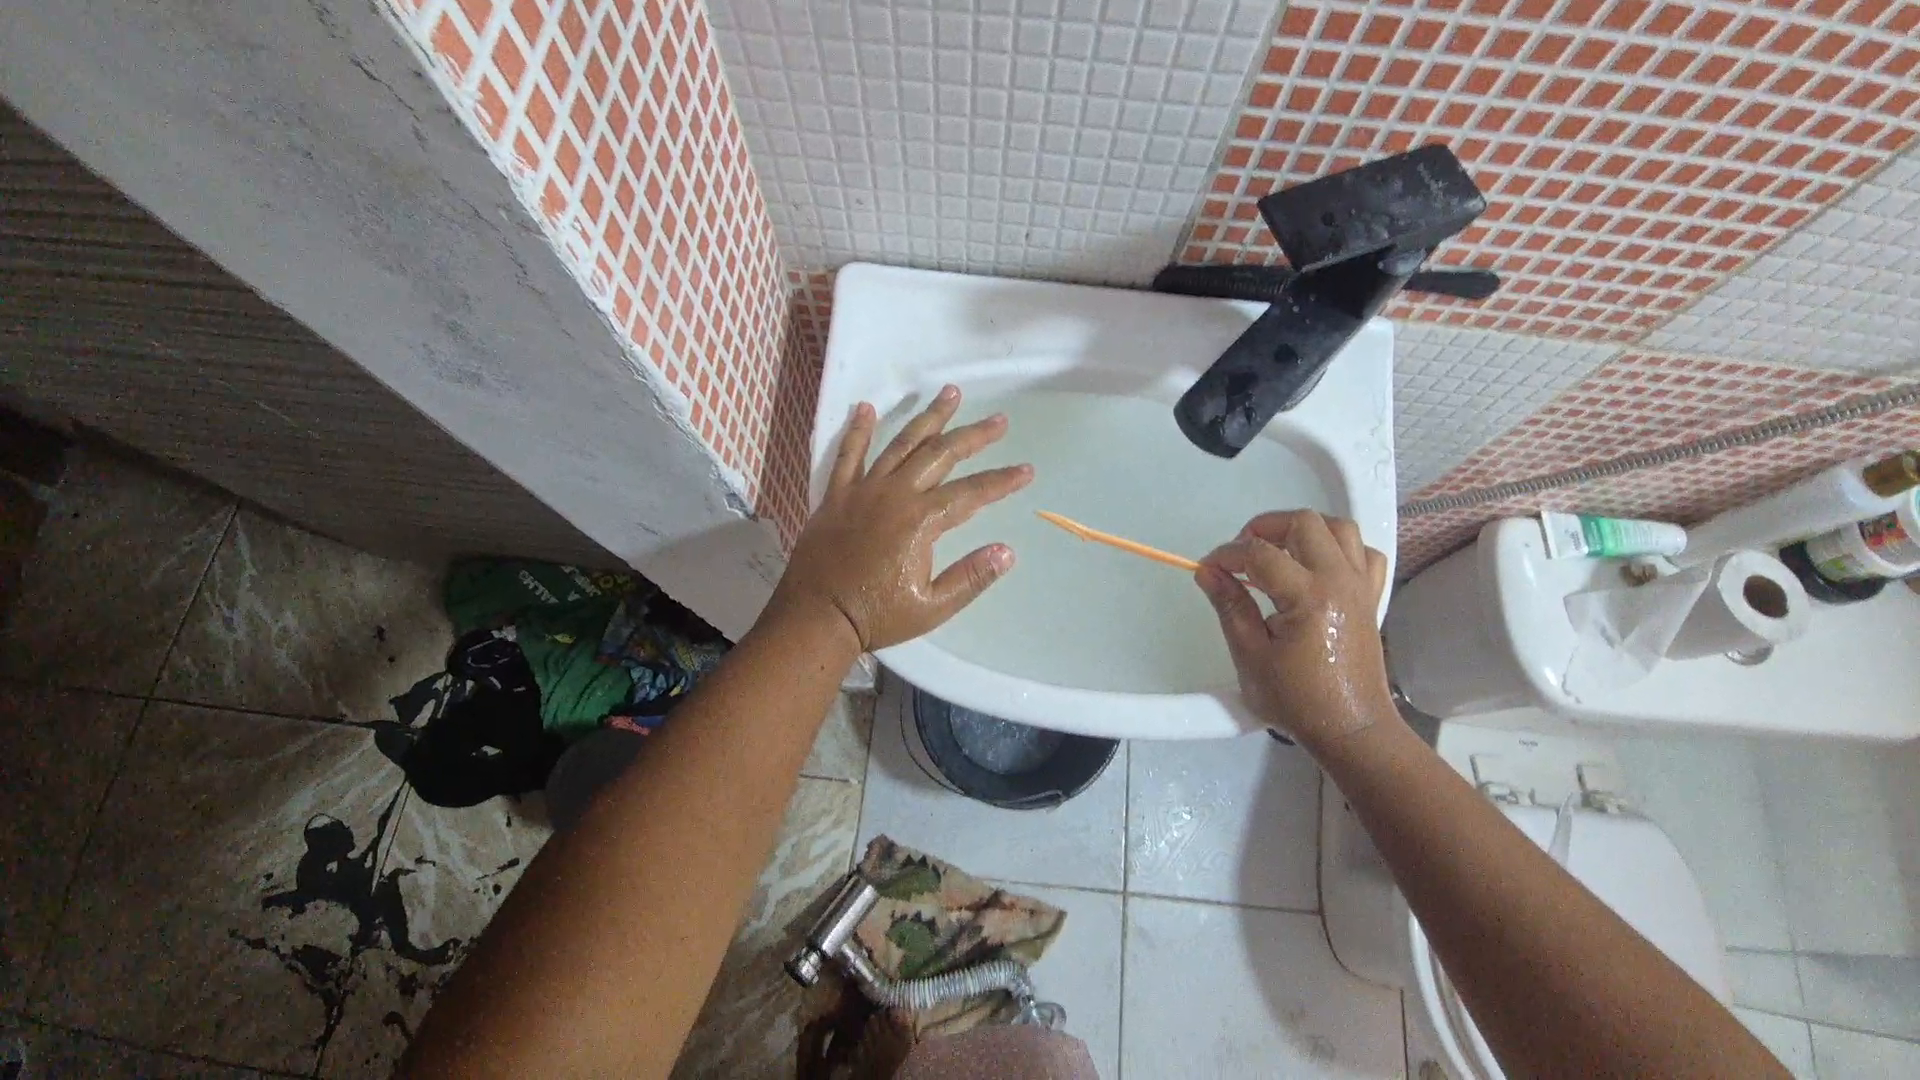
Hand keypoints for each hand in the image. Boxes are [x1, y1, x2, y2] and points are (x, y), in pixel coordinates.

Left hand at [770, 385, 1032, 652]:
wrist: (816, 616)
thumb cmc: (877, 616)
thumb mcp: (932, 607)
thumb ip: (971, 577)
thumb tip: (1007, 551)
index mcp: (921, 521)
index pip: (971, 493)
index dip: (1001, 481)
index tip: (1026, 470)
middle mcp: (895, 494)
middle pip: (940, 454)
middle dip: (973, 435)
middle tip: (998, 420)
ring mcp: (863, 490)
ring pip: (900, 443)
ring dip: (928, 418)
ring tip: (949, 394)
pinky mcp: (837, 495)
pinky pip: (848, 454)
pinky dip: (858, 429)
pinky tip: (866, 407)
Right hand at [1194, 510, 1393, 748]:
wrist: (1351, 728)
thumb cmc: (1296, 699)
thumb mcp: (1251, 656)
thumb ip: (1230, 606)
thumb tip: (1207, 571)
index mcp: (1308, 597)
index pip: (1260, 553)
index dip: (1227, 555)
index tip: (1208, 569)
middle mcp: (1340, 580)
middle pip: (1304, 523)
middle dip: (1265, 528)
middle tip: (1242, 555)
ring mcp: (1361, 586)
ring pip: (1339, 528)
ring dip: (1303, 531)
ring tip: (1277, 552)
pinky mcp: (1371, 597)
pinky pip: (1363, 553)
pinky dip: (1338, 548)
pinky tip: (1316, 566)